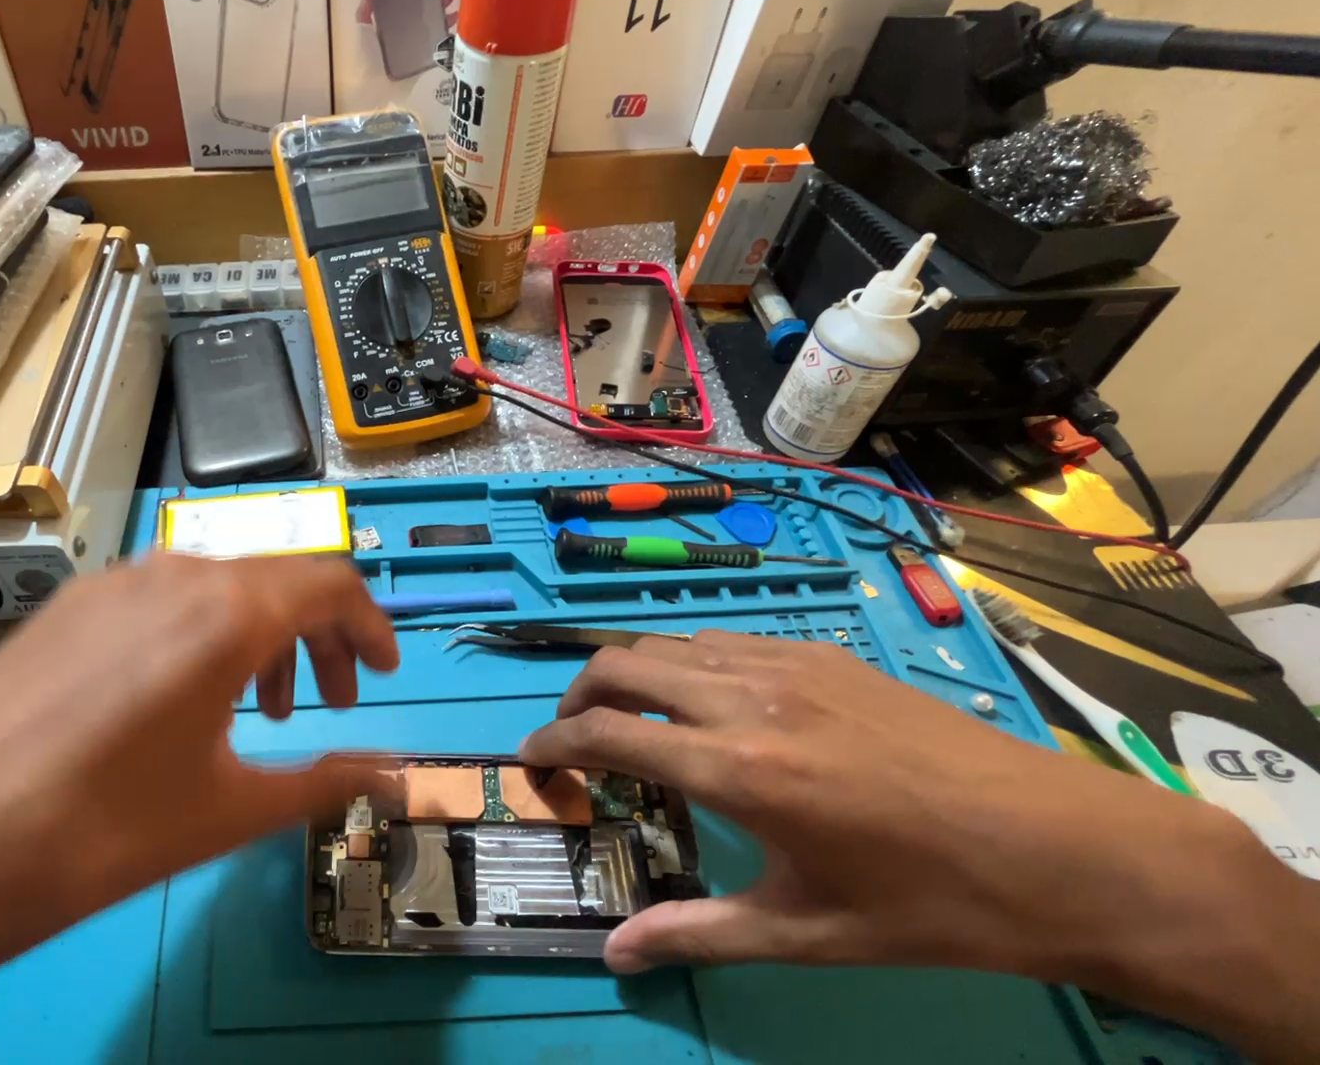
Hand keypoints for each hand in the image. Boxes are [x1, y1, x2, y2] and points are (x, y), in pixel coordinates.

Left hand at [0, 554, 399, 947]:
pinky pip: (163, 598)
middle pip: (278, 579)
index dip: (370, 626)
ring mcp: (115, 582)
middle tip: (327, 702)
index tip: (383, 671)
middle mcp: (174, 573)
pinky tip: (179, 698)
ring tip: (254, 710)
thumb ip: (327, 779)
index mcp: (226, 612)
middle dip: (318, 637)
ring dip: (260, 635)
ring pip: (219, 586)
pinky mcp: (71, 603)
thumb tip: (398, 776)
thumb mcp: (230, 810)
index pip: (331, 583)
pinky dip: (203, 634)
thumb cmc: (101, 831)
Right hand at [520, 632, 1319, 1061]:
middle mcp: (746, 698)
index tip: (529, 762)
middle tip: (572, 740)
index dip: (552, 745)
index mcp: (737, 770)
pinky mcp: (822, 653)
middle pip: (621, 664)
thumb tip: (615, 956)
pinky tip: (706, 704)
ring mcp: (786, 664)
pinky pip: (721, 641)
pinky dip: (683, 664)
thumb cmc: (930, 904)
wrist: (1067, 848)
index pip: (606, 734)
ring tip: (632, 721)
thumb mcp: (806, 931)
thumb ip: (696, 933)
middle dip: (576, 697)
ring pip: (668, 643)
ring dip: (629, 676)